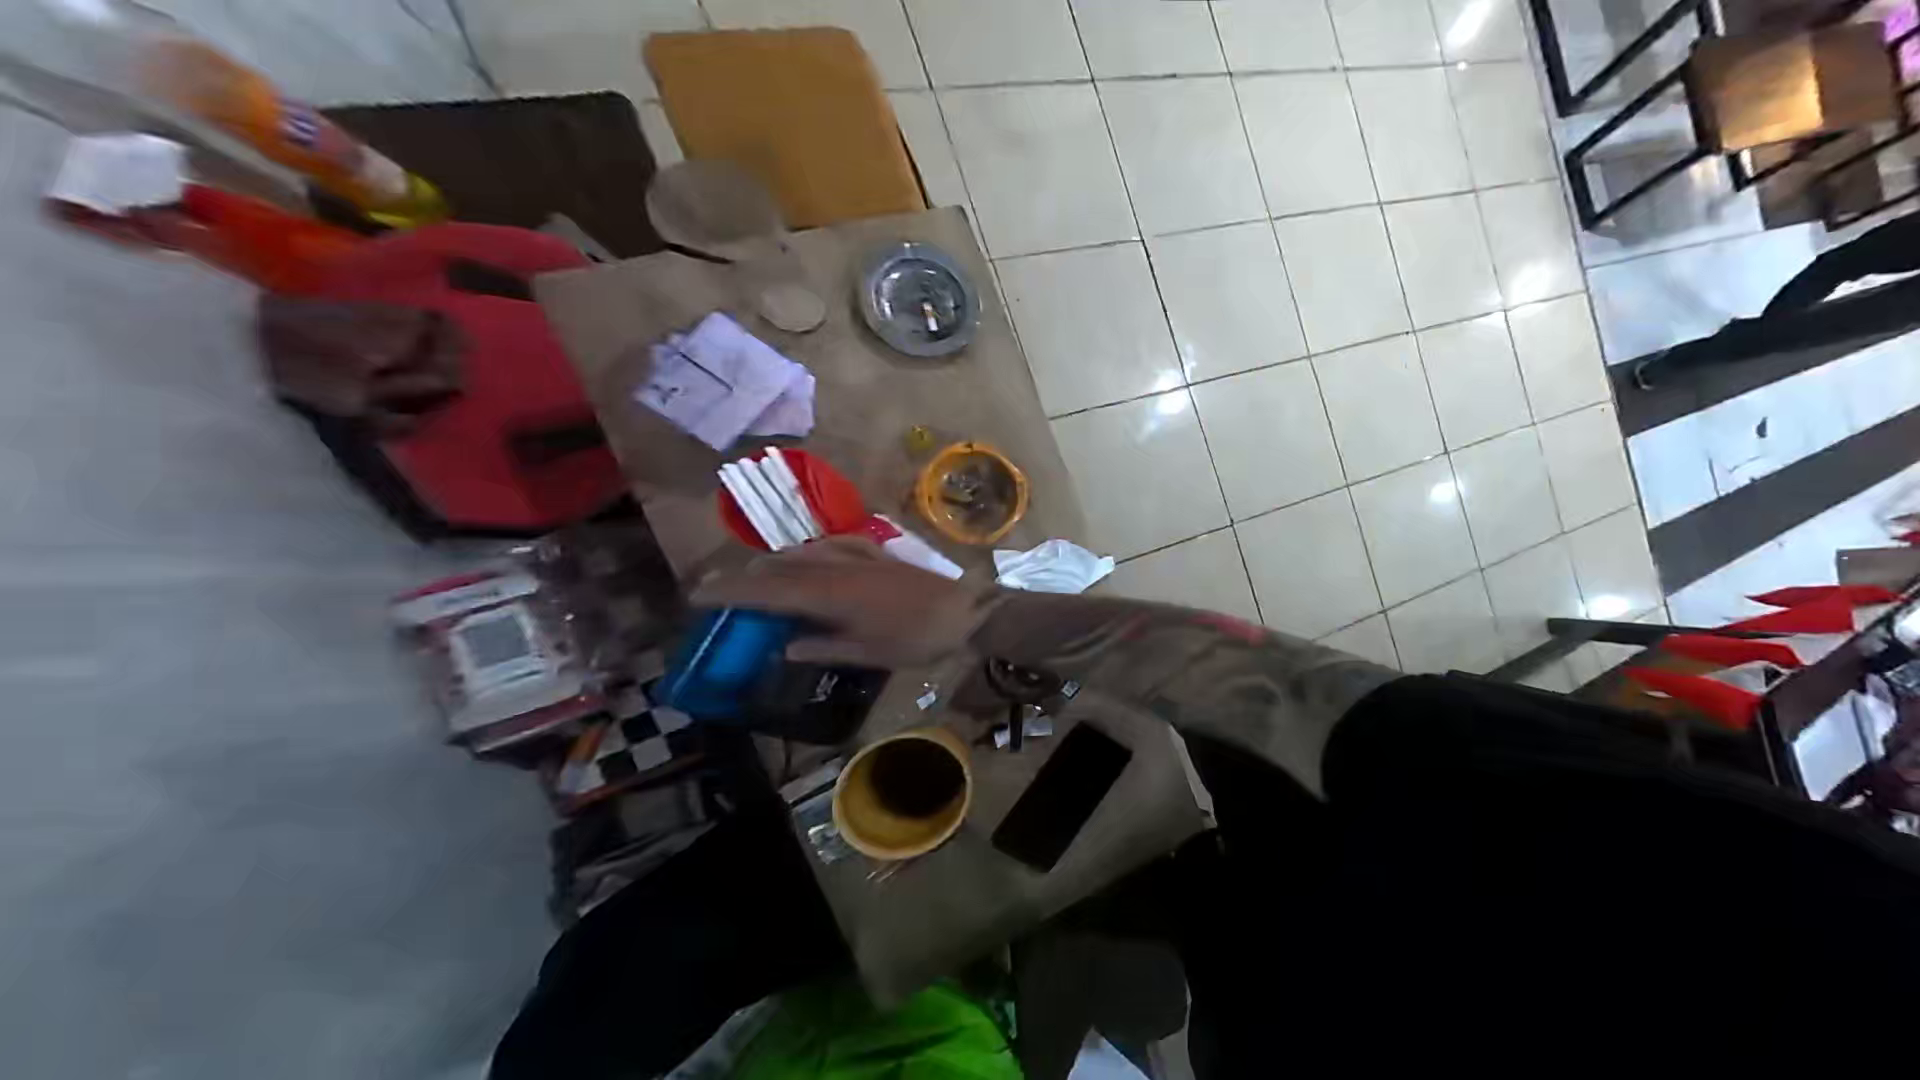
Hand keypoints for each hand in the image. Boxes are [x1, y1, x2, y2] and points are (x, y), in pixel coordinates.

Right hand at [689, 537, 991, 667]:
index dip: (732, 593)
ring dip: (773, 562)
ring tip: (754, 572)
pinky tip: (807, 552)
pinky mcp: (875, 552)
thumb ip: (822, 648)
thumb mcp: (866, 654)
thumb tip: (784, 647)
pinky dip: (810, 550)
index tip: (699, 595)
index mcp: (829, 594)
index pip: (768, 592)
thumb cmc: (913, 639)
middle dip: (743, 577)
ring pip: (802, 552)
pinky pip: (832, 544)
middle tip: (716, 587)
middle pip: (779, 568)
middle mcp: (836, 567)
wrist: (962, 612)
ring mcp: (856, 555)